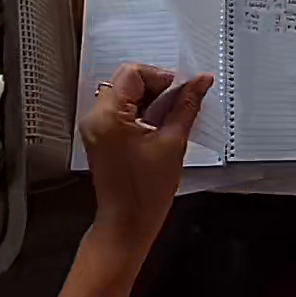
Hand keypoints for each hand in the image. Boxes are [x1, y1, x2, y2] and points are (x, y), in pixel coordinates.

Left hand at [78, 63, 213, 259]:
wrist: (127, 223)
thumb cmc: (146, 191)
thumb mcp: (173, 142)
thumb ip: (186, 105)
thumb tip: (201, 81)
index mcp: (109, 116)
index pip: (132, 73)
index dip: (159, 77)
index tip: (180, 88)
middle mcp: (95, 117)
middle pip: (125, 80)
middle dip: (155, 86)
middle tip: (178, 100)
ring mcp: (94, 126)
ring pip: (123, 93)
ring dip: (148, 98)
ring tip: (169, 115)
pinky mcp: (99, 135)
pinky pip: (119, 109)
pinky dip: (140, 110)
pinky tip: (158, 124)